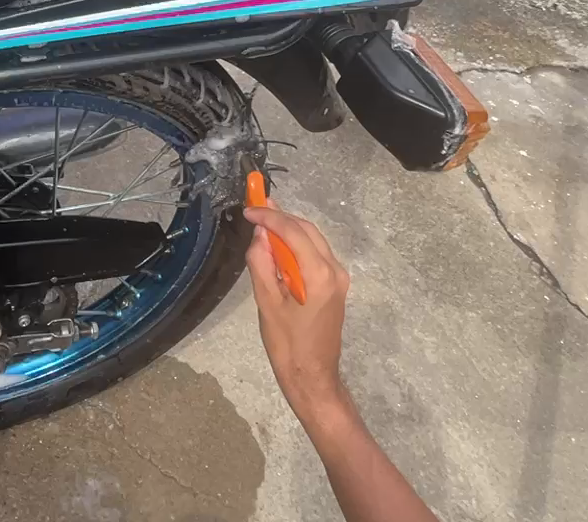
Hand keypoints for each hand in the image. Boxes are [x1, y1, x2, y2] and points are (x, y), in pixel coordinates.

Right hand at [244, 205, 352, 426]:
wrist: (313, 378)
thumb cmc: (287, 344)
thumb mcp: (266, 302)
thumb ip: (261, 262)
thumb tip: (260, 234)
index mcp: (319, 274)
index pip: (293, 231)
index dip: (269, 216)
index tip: (248, 208)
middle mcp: (335, 270)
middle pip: (306, 230)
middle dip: (280, 218)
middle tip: (254, 210)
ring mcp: (339, 278)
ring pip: (312, 239)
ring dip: (288, 230)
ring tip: (262, 224)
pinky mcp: (336, 285)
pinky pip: (315, 253)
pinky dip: (296, 245)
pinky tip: (278, 248)